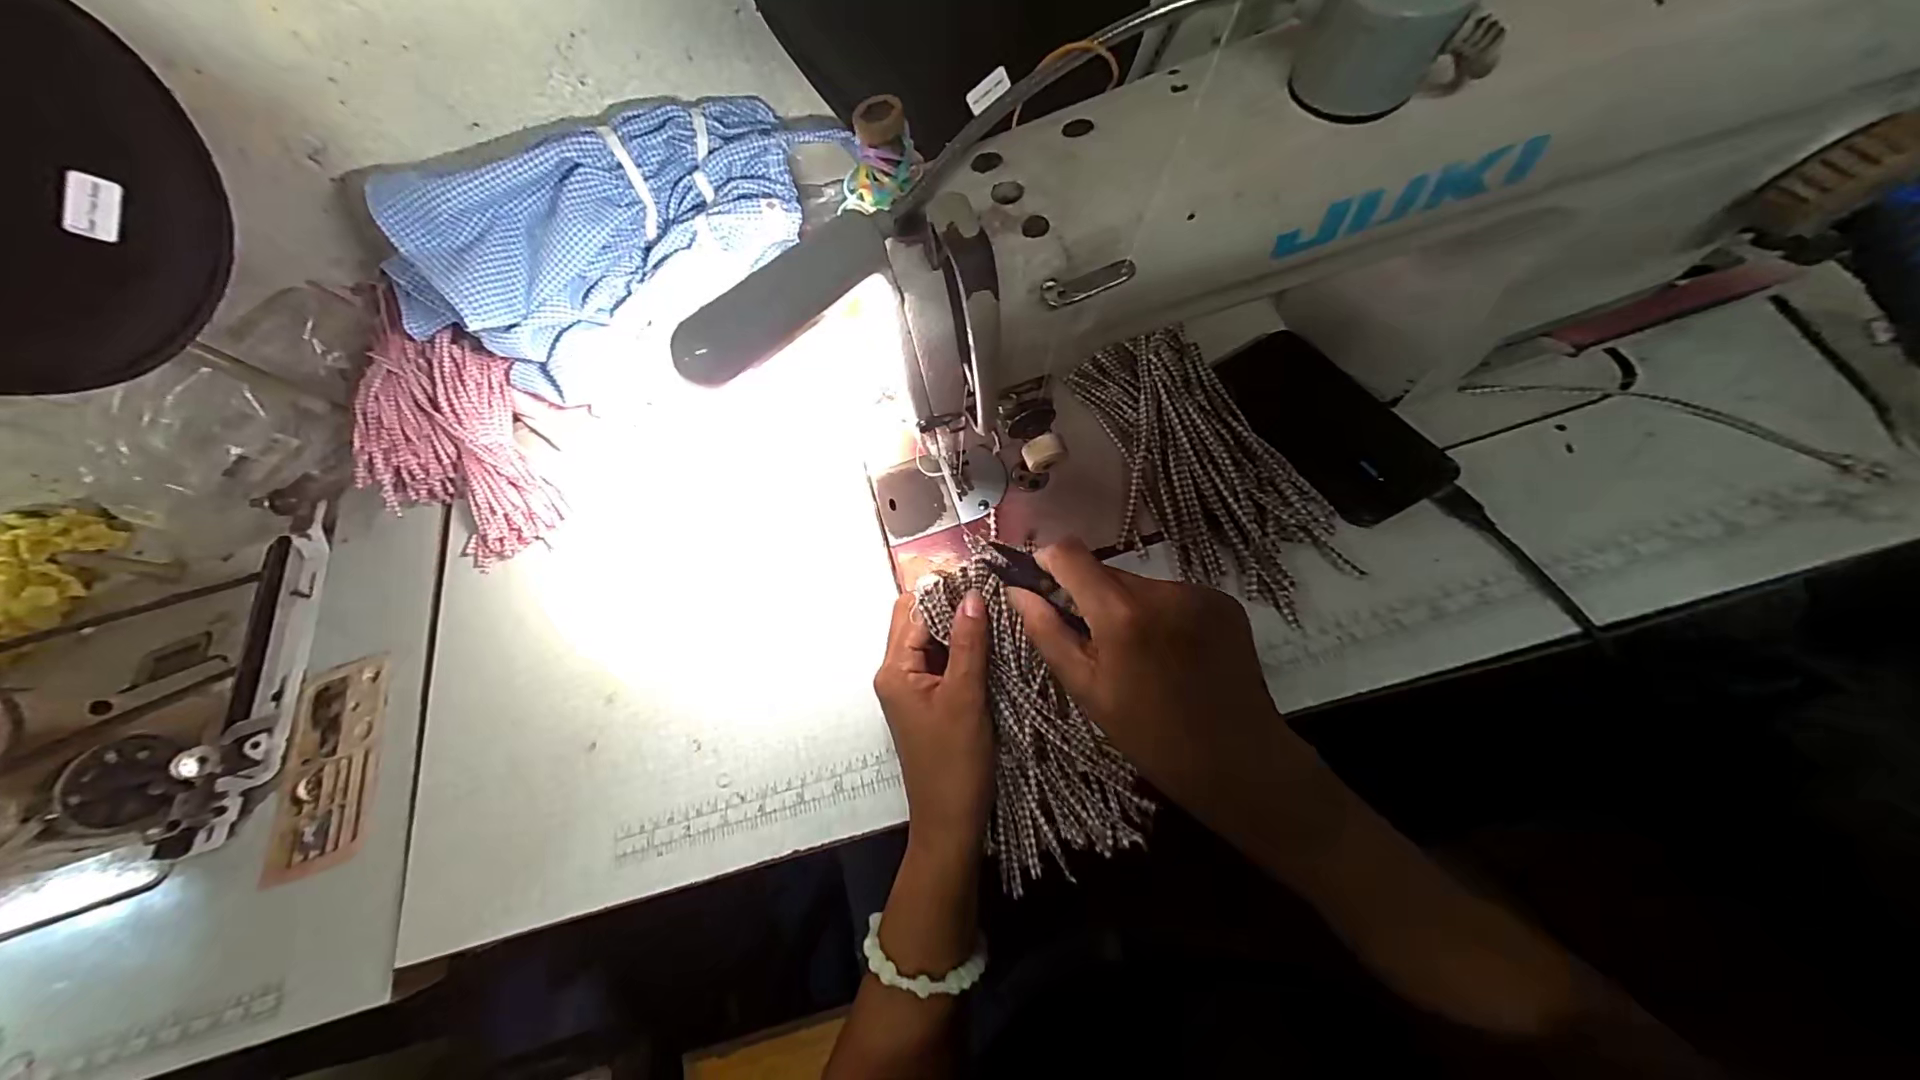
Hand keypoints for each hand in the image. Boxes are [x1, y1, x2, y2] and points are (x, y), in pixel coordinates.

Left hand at [873, 590, 993, 857]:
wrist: (950, 821)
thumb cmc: (955, 761)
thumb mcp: (965, 697)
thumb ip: (967, 643)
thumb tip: (972, 594)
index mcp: (894, 669)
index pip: (912, 612)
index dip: (944, 592)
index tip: (981, 577)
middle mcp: (895, 673)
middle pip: (916, 622)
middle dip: (950, 605)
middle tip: (991, 592)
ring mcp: (910, 688)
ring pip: (931, 641)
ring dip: (957, 626)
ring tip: (995, 611)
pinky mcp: (927, 700)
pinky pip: (940, 662)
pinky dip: (960, 649)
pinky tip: (989, 642)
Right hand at [1004, 539, 1314, 834]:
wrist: (1235, 758)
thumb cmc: (1147, 731)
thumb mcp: (1085, 687)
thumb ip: (1046, 631)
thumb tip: (1017, 591)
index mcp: (1121, 612)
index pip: (1069, 553)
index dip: (1047, 562)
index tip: (1041, 586)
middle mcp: (1162, 589)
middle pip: (1106, 571)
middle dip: (1089, 595)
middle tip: (1092, 639)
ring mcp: (1198, 592)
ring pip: (1139, 585)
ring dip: (1126, 606)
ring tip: (1138, 653)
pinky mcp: (1222, 601)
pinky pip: (1172, 595)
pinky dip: (1160, 614)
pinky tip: (1171, 652)